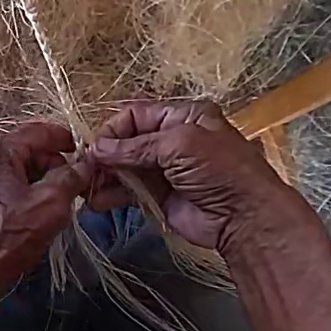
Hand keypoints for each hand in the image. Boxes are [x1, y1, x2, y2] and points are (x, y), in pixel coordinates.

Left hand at [0, 122, 91, 316]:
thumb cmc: (11, 236)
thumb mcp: (52, 202)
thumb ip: (72, 175)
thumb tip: (86, 163)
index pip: (38, 131)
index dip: (64, 139)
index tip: (83, 150)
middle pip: (28, 148)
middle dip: (54, 161)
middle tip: (75, 178)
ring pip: (20, 166)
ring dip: (43, 177)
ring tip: (62, 196)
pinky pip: (10, 182)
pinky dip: (29, 188)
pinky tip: (43, 206)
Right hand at [88, 100, 315, 259]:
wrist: (243, 216)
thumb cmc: (219, 170)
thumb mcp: (180, 145)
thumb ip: (136, 146)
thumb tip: (96, 149)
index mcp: (181, 116)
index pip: (135, 114)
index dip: (113, 129)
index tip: (94, 148)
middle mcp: (170, 139)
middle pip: (125, 141)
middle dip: (105, 155)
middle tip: (87, 172)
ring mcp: (162, 169)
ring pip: (123, 167)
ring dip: (104, 177)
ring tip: (88, 189)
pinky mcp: (156, 195)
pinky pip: (126, 191)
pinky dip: (110, 195)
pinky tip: (96, 202)